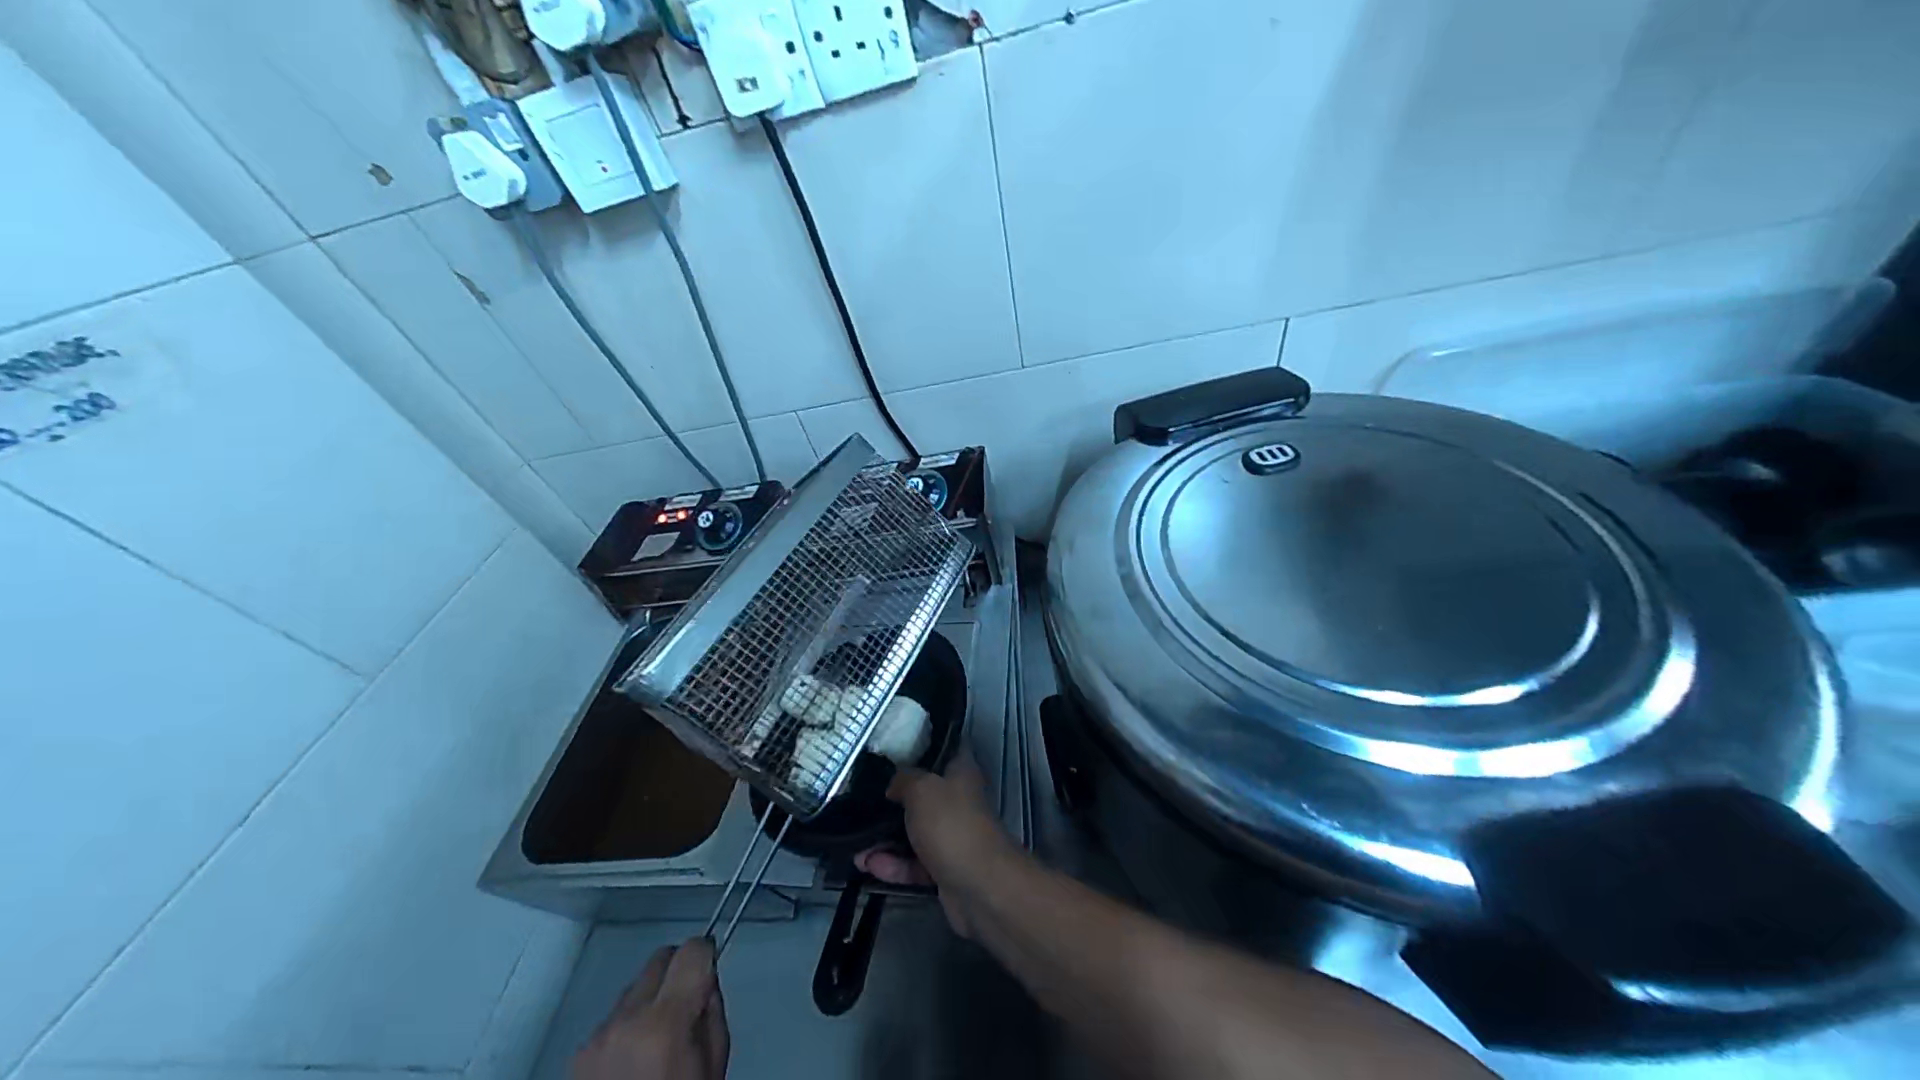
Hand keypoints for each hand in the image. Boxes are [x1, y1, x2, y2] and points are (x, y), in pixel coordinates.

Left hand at [574, 938, 728, 1079]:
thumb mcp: (713, 1065)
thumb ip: (712, 1012)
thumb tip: (705, 981)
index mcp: (665, 1023)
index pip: (691, 953)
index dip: (706, 953)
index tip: (710, 964)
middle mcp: (626, 1020)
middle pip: (659, 959)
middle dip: (678, 970)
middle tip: (689, 1000)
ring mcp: (596, 1038)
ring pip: (634, 988)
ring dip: (652, 999)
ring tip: (659, 1040)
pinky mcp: (578, 1056)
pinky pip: (613, 1018)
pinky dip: (629, 1025)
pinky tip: (635, 1060)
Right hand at [855, 752, 1014, 937]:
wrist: (980, 887)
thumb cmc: (951, 824)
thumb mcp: (921, 789)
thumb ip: (903, 779)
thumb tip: (893, 784)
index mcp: (960, 772)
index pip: (944, 748)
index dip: (921, 746)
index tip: (892, 751)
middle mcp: (958, 801)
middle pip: (922, 795)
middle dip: (891, 802)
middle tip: (862, 805)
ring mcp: (952, 836)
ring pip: (914, 832)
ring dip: (885, 840)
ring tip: (856, 847)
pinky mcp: (945, 868)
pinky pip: (913, 863)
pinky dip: (893, 865)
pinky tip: (869, 866)